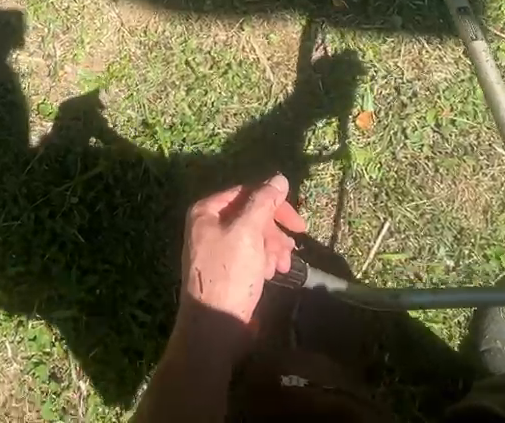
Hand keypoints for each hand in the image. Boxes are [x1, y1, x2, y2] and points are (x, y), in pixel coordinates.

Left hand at [179, 174, 307, 326]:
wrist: (216, 326)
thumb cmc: (230, 273)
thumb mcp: (247, 232)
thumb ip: (263, 202)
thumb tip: (280, 178)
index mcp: (206, 210)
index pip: (246, 193)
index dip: (274, 204)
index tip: (298, 223)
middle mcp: (209, 224)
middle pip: (252, 214)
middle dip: (274, 231)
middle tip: (290, 248)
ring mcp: (218, 247)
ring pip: (255, 235)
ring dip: (272, 248)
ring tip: (281, 266)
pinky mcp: (228, 268)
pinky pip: (251, 253)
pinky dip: (265, 260)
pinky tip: (271, 274)